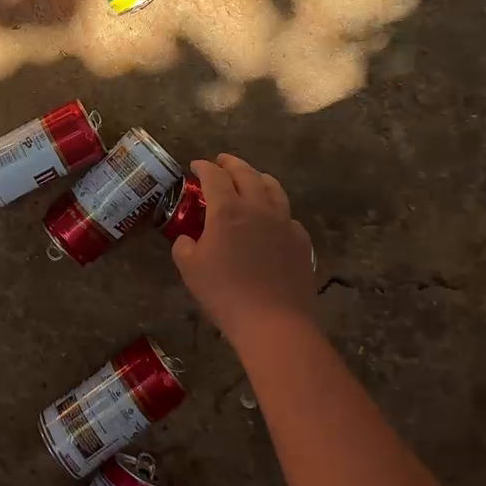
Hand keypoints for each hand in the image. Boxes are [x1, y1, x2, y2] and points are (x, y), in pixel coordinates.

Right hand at [171, 155, 316, 342]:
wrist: (275, 324)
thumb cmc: (226, 294)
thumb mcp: (190, 269)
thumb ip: (184, 246)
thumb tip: (188, 239)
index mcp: (227, 210)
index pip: (214, 176)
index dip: (203, 167)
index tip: (195, 166)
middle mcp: (257, 208)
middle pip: (246, 174)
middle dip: (231, 164)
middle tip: (221, 162)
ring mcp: (284, 223)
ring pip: (273, 188)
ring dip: (257, 177)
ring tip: (250, 178)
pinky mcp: (301, 242)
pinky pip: (288, 214)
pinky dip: (275, 207)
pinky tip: (271, 218)